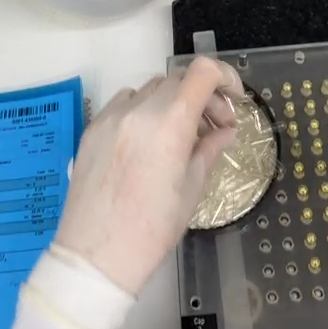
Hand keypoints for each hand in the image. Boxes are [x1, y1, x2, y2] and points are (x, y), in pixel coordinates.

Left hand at [54, 58, 244, 294]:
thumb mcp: (192, 189)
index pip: (202, 72)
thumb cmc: (152, 229)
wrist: (96, 256)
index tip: (234, 99)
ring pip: (152, 88)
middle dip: (204, 96)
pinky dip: (144, 108)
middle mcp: (140, 109)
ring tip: (182, 133)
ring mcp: (112, 115)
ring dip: (173, 100)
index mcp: (170, 123)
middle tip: (215, 126)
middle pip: (179, 79)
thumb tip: (226, 132)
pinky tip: (149, 137)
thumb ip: (209, 150)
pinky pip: (125, 101)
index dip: (225, 77)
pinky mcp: (93, 126)